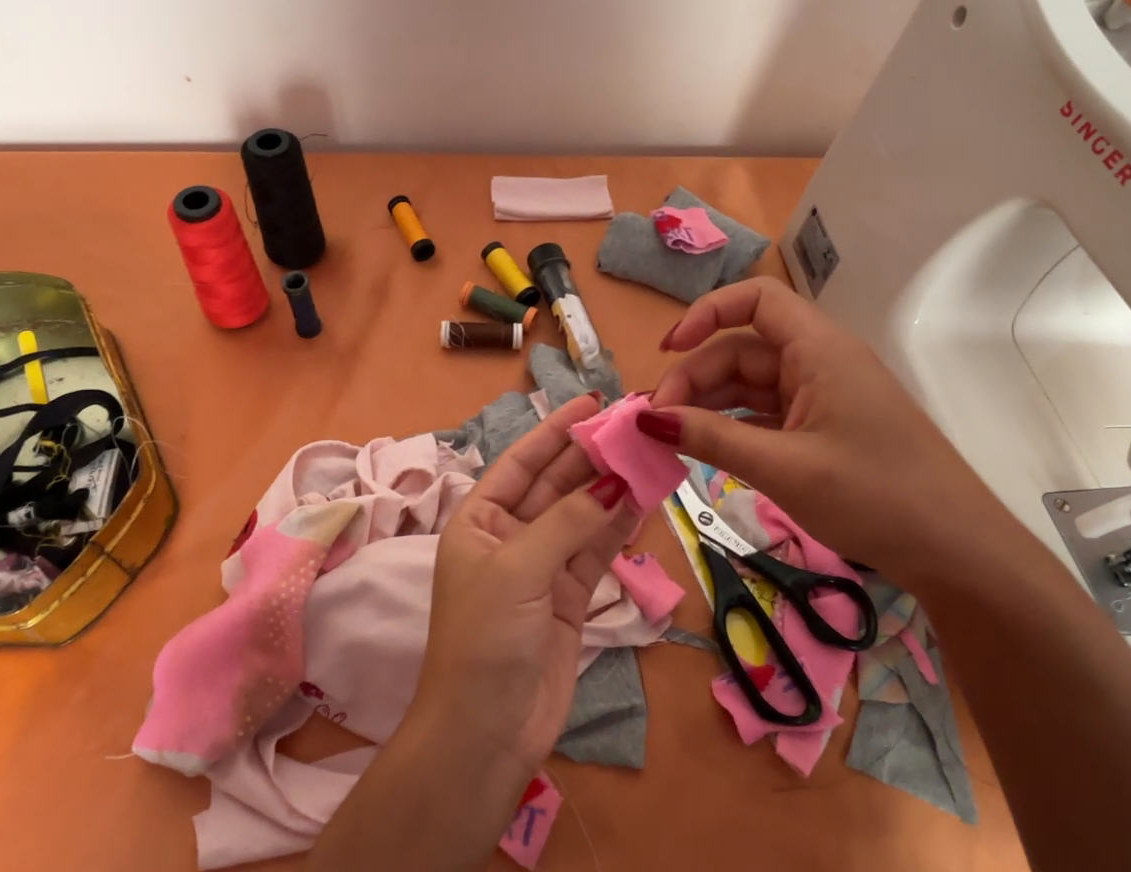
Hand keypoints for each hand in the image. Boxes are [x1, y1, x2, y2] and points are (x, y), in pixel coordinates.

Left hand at [411, 393, 636, 780]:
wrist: (487, 729)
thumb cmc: (485, 638)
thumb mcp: (518, 569)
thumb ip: (569, 522)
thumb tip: (616, 482)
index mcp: (479, 519)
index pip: (521, 462)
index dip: (556, 430)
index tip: (593, 401)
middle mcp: (509, 536)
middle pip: (556, 484)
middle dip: (593, 456)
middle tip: (637, 426)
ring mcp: (542, 567)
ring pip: (583, 515)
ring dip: (614, 487)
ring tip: (652, 454)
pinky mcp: (570, 596)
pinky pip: (597, 549)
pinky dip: (621, 526)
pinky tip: (646, 498)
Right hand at [644, 277, 1012, 581]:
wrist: (958, 553)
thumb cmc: (875, 497)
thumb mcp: (783, 468)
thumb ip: (710, 438)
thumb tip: (645, 418)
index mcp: (820, 350)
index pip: (755, 300)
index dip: (706, 313)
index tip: (667, 351)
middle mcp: (821, 362)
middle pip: (742, 348)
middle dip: (694, 378)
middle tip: (655, 423)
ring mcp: (825, 397)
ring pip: (751, 383)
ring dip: (708, 403)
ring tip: (669, 437)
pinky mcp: (826, 430)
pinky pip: (766, 413)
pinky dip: (733, 426)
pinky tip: (706, 448)